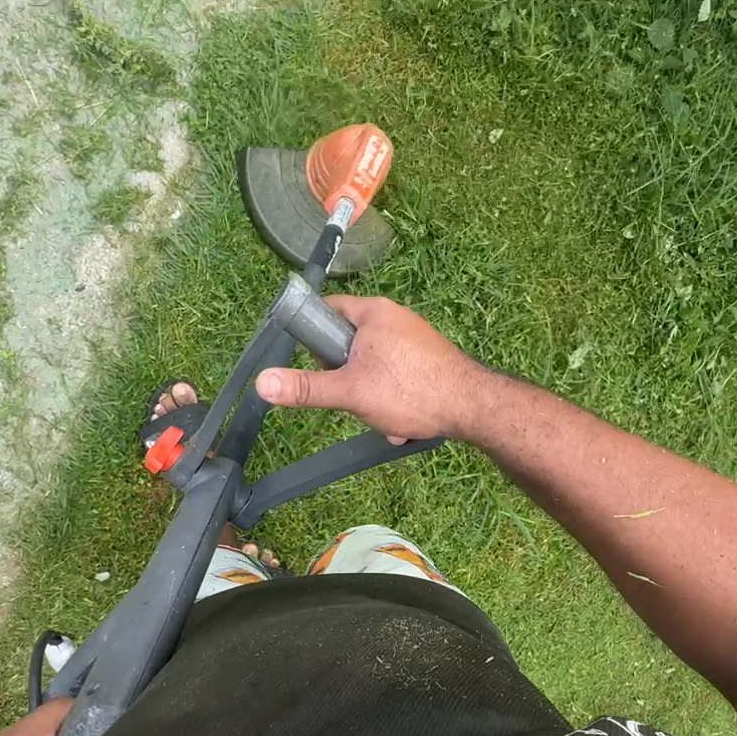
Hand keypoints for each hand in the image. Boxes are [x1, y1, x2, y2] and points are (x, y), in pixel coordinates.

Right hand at [256, 295, 491, 442]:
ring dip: (373, 398)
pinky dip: (395, 401)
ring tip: (384, 417)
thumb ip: (306, 388)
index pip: (328, 311)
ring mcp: (415, 339)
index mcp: (374, 312)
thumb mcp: (350, 391)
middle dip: (348, 379)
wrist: (473, 407)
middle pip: (350, 345)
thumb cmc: (411, 391)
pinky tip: (403, 424)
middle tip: (352, 399)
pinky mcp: (429, 360)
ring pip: (374, 367)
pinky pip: (397, 378)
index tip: (315, 367)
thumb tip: (263, 383)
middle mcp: (396, 318)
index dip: (314, 339)